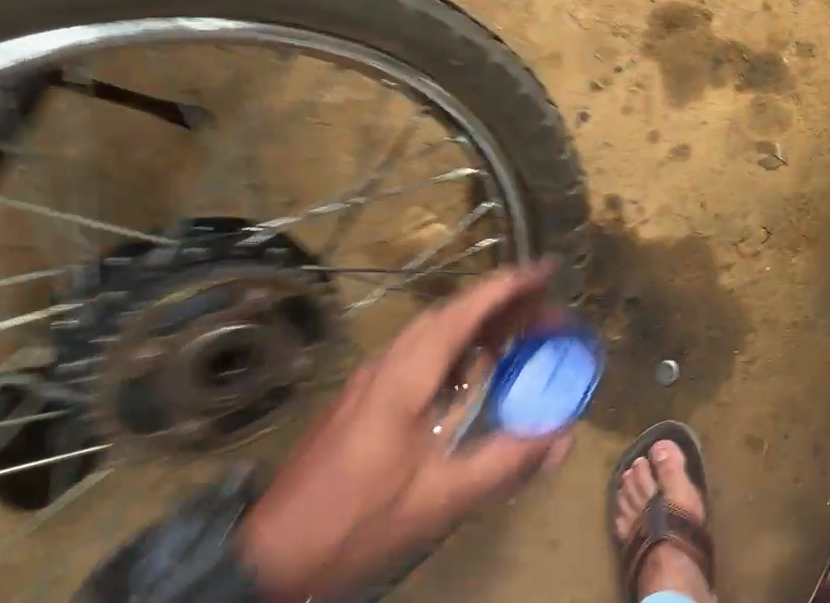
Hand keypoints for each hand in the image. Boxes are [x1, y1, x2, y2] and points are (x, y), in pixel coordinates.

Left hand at [237, 263, 573, 601]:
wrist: (266, 557)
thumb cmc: (355, 521)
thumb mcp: (438, 499)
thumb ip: (505, 462)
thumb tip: (563, 435)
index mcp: (404, 380)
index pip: (461, 314)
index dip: (507, 287)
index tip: (546, 271)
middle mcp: (386, 368)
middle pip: (449, 314)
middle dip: (503, 302)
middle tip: (550, 307)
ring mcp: (371, 382)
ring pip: (433, 330)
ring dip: (481, 319)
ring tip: (524, 328)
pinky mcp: (364, 399)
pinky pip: (422, 350)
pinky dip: (460, 340)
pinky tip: (478, 364)